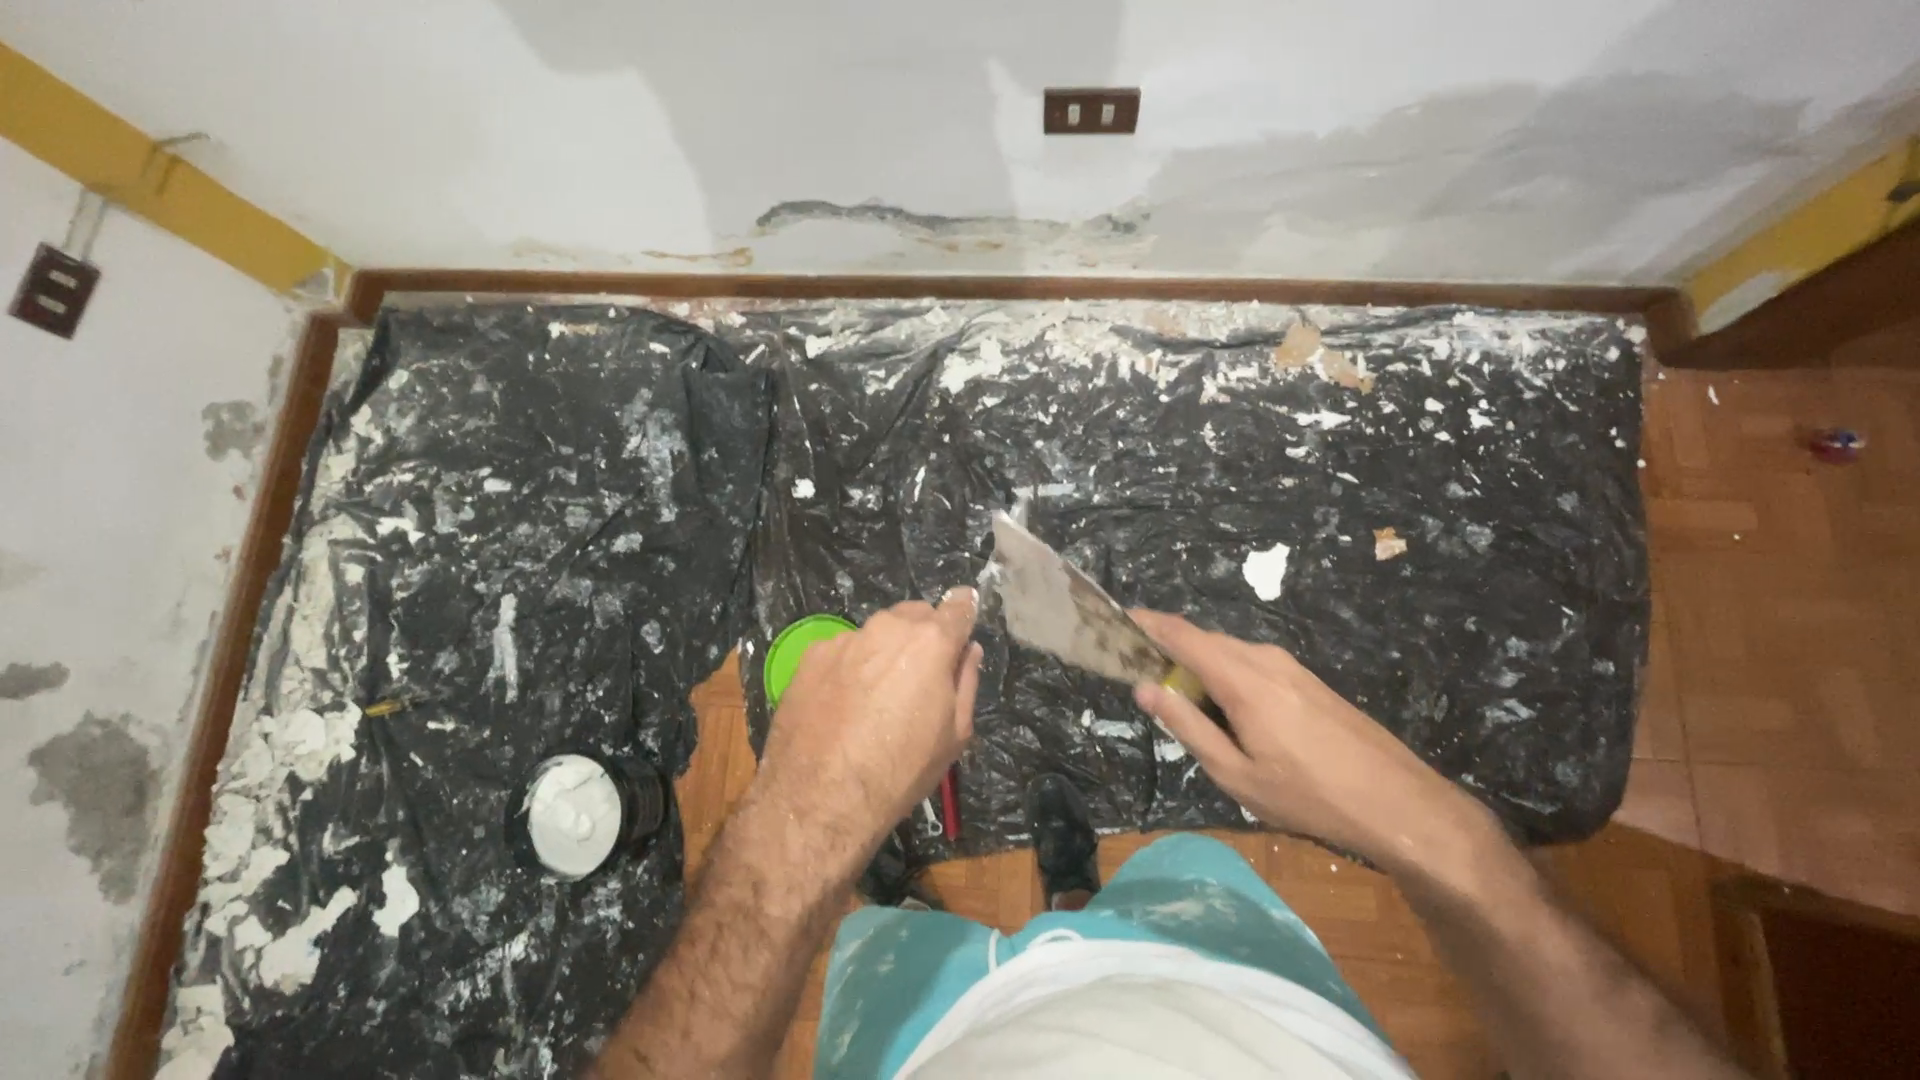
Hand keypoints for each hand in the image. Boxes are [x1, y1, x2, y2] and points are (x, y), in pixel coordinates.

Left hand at [756, 589, 982, 861]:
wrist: (820, 796)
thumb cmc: (900, 770)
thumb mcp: (954, 735)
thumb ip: (966, 682)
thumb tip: (969, 650)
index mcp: (931, 643)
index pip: (958, 607)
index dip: (964, 610)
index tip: (964, 613)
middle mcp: (887, 628)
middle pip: (915, 615)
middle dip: (923, 635)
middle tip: (920, 674)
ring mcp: (845, 639)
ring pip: (877, 633)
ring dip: (884, 650)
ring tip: (876, 696)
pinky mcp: (811, 656)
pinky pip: (843, 651)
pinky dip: (850, 667)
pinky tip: (843, 704)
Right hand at [1130, 610, 1498, 875]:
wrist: (1399, 803)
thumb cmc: (1308, 796)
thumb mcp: (1236, 773)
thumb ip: (1188, 726)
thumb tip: (1145, 688)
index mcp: (1243, 679)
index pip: (1182, 635)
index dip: (1146, 623)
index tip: (1115, 621)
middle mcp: (1265, 660)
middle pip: (1203, 641)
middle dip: (1167, 650)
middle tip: (1138, 675)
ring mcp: (1291, 668)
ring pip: (1228, 654)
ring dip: (1197, 668)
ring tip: (1178, 702)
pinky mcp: (1307, 681)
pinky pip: (1251, 666)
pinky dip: (1224, 677)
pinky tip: (1224, 714)